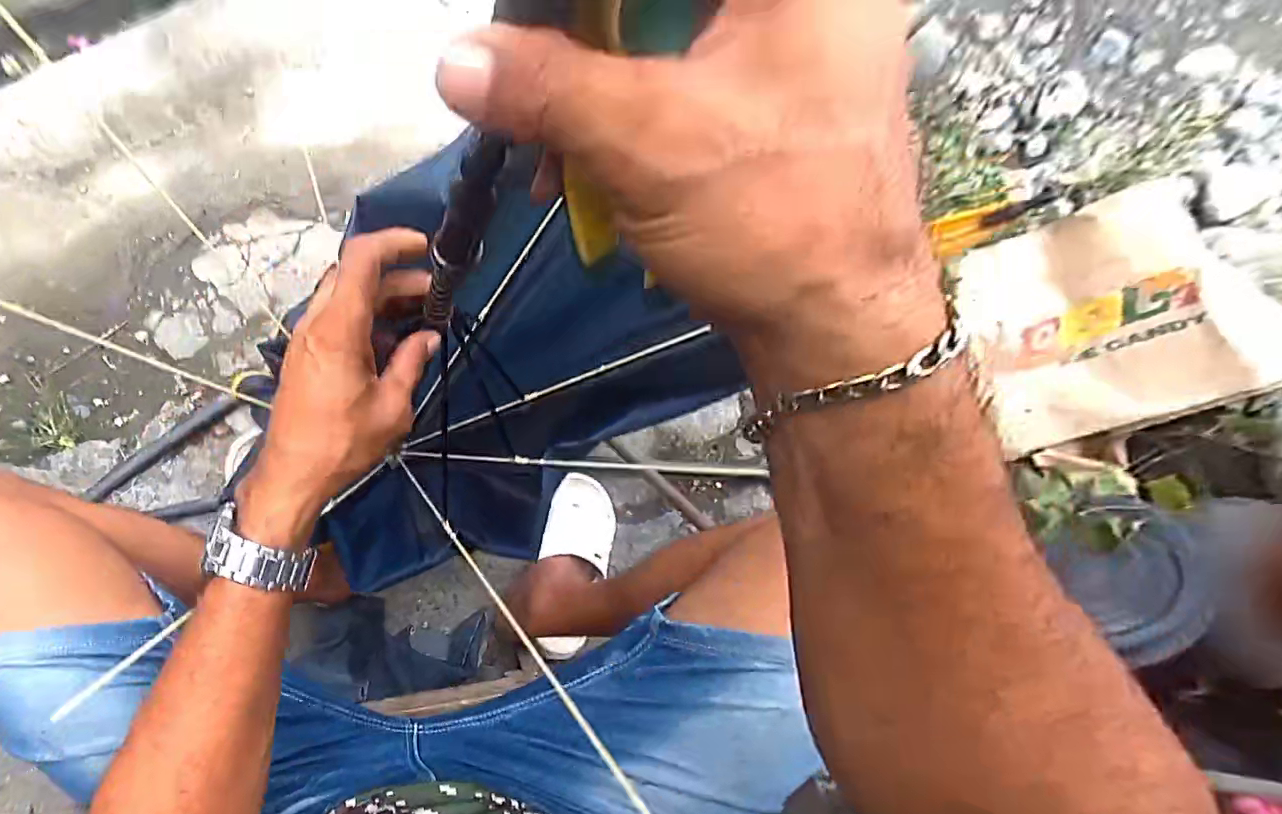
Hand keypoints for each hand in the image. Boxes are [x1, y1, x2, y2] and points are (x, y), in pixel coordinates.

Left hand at [236, 229, 439, 547]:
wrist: (292, 474)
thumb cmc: (340, 446)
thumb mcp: (391, 409)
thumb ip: (412, 364)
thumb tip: (429, 339)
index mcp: (337, 330)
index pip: (361, 258)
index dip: (395, 242)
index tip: (425, 248)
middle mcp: (315, 325)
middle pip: (355, 276)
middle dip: (397, 278)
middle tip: (433, 299)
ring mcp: (305, 339)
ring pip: (344, 297)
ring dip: (381, 301)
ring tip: (418, 322)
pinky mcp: (303, 356)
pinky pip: (335, 321)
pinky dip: (364, 321)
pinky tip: (390, 346)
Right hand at [435, 0, 944, 398]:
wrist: (827, 315)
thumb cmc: (763, 218)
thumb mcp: (644, 142)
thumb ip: (548, 89)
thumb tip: (454, 60)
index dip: (561, 8)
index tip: (514, 43)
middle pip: (644, 1)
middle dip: (573, 52)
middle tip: (524, 105)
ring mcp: (781, 34)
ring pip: (653, 34)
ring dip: (586, 94)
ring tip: (550, 163)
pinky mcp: (760, 88)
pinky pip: (670, 76)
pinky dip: (617, 118)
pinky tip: (586, 167)